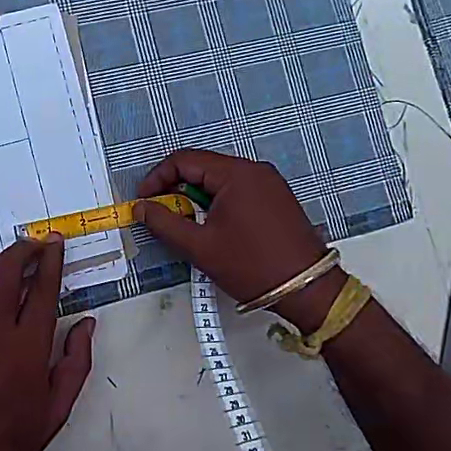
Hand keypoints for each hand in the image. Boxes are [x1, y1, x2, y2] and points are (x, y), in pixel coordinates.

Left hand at [0, 236, 95, 450]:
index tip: (55, 243)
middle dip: (22, 250)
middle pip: (4, 270)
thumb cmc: (9, 442)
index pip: (41, 289)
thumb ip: (76, 362)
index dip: (51, 259)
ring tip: (0, 263)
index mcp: (25, 350)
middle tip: (32, 248)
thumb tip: (86, 324)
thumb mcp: (56, 409)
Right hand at [134, 148, 343, 332]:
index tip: (145, 201)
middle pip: (203, 167)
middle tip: (163, 215)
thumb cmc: (253, 267)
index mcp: (236, 173)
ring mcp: (270, 182)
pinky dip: (219, 202)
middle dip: (177, 189)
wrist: (309, 290)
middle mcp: (254, 169)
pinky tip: (215, 227)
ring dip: (198, 197)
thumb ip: (164, 223)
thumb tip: (141, 207)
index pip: (184, 160)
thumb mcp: (200, 247)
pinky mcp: (278, 197)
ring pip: (220, 179)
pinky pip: (238, 189)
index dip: (158, 178)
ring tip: (188, 225)